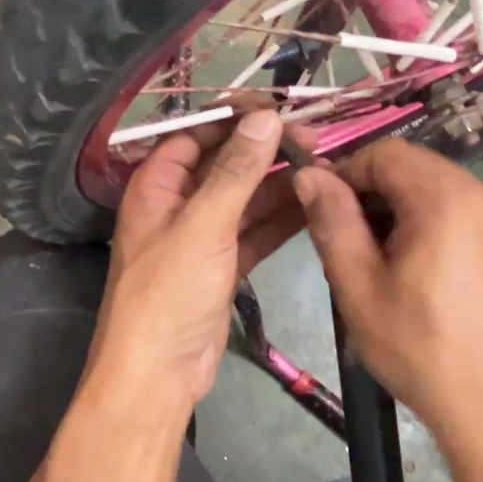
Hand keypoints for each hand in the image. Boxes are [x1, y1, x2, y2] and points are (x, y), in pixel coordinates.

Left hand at [93, 109, 303, 400]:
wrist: (157, 371)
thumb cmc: (169, 292)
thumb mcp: (203, 225)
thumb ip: (236, 171)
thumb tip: (265, 118)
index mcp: (155, 187)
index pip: (195, 136)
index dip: (235, 121)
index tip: (282, 110)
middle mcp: (175, 207)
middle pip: (223, 167)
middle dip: (265, 153)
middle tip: (316, 139)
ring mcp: (200, 239)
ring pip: (243, 201)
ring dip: (279, 186)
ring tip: (327, 167)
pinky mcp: (221, 268)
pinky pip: (253, 233)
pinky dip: (279, 221)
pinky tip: (316, 205)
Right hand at [291, 139, 482, 445]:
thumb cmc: (419, 350)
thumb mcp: (358, 287)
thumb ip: (332, 221)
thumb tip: (309, 174)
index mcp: (447, 199)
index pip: (385, 153)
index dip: (345, 174)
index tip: (323, 215)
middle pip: (418, 171)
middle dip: (374, 197)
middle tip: (349, 248)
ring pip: (444, 196)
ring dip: (405, 215)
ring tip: (385, 270)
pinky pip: (471, 221)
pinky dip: (439, 233)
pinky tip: (427, 283)